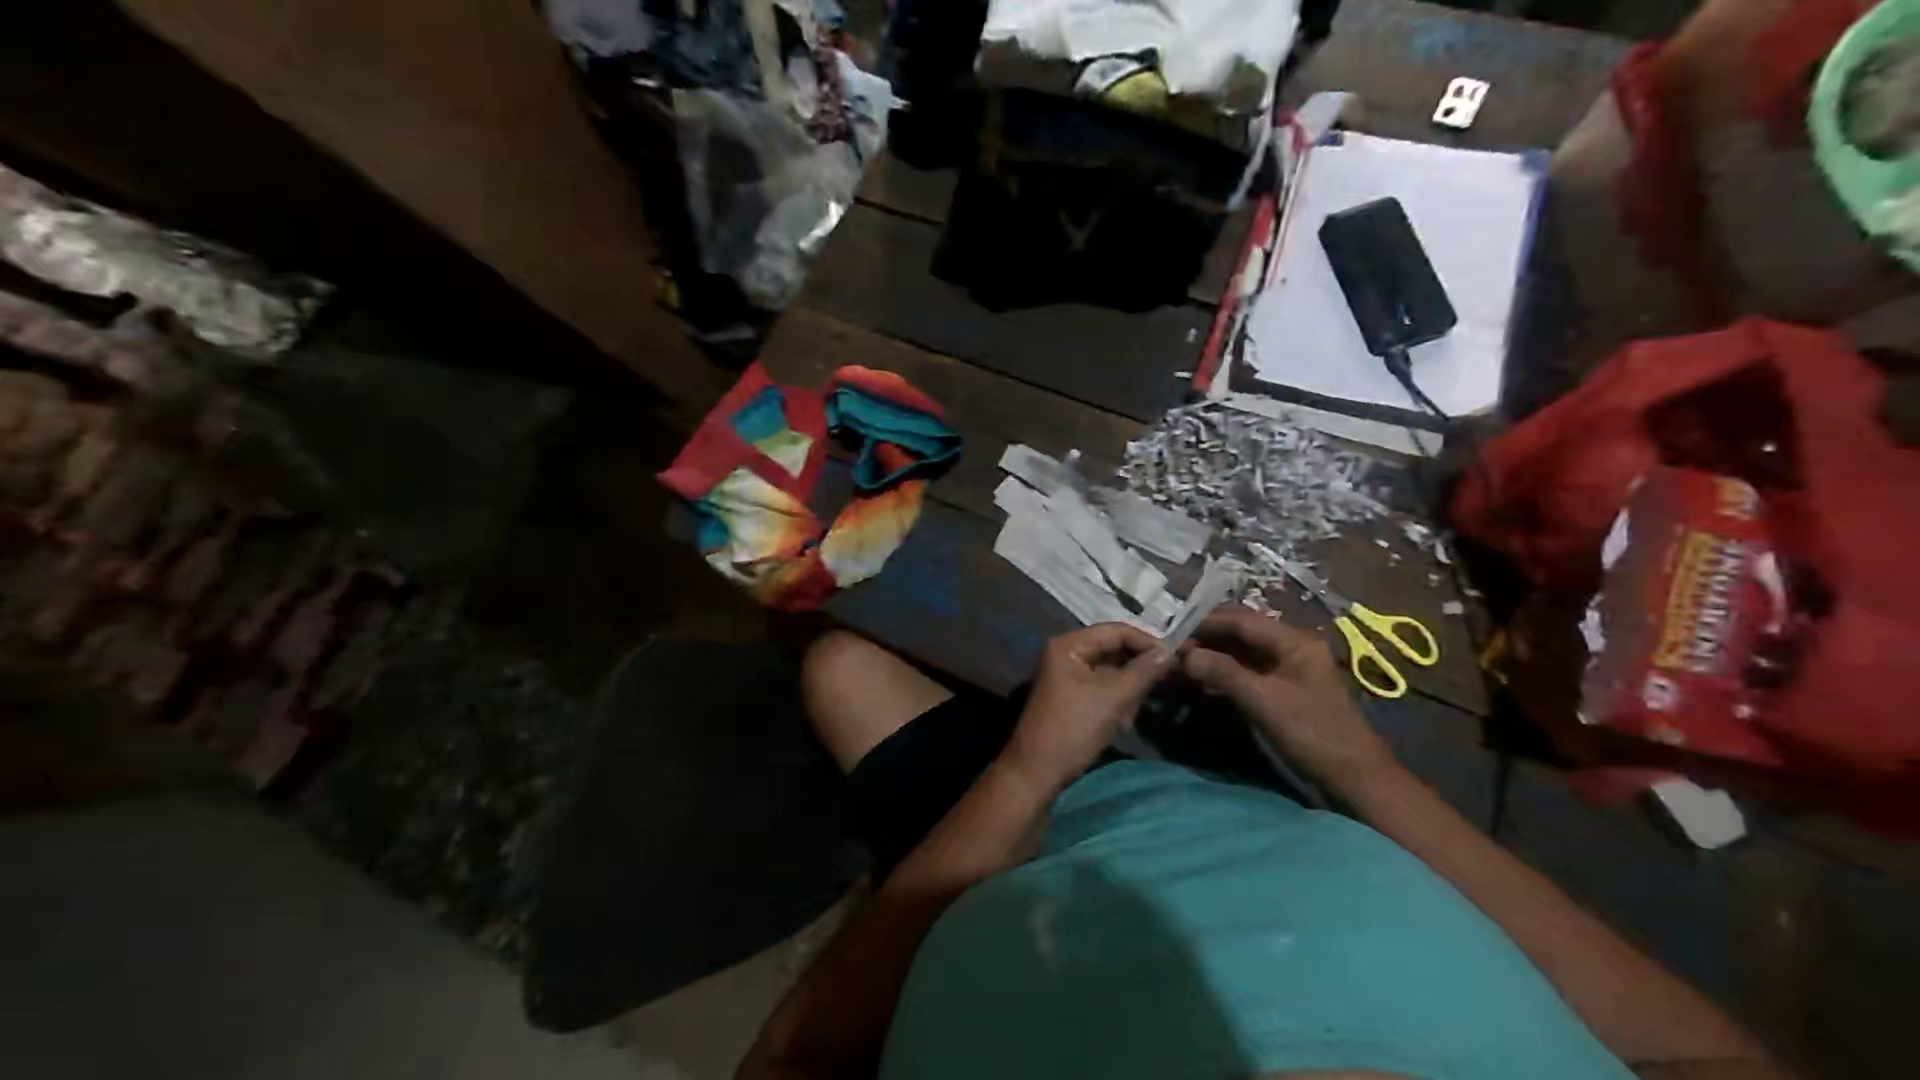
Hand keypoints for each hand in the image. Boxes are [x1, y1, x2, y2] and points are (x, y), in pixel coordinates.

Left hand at [1003, 623, 1172, 791]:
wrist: (1038, 771)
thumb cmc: (1073, 728)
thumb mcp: (1113, 697)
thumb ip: (1143, 671)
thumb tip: (1169, 652)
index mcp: (1069, 645)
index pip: (1116, 630)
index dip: (1146, 642)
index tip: (1176, 658)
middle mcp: (1066, 653)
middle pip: (1113, 649)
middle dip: (1137, 668)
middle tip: (1163, 685)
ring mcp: (1067, 675)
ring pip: (1110, 670)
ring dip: (1128, 688)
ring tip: (1134, 710)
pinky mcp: (1072, 695)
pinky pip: (1102, 687)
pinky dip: (1117, 700)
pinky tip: (1124, 720)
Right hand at [1181, 609, 1394, 788]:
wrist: (1355, 779)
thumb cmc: (1312, 733)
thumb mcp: (1264, 701)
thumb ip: (1224, 673)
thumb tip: (1184, 655)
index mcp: (1295, 642)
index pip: (1242, 621)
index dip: (1206, 623)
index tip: (1173, 630)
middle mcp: (1293, 649)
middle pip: (1243, 635)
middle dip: (1208, 640)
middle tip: (1173, 649)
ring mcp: (1291, 671)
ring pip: (1243, 655)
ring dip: (1214, 658)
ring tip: (1181, 665)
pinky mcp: (1286, 692)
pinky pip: (1249, 674)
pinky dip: (1225, 676)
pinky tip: (1202, 683)